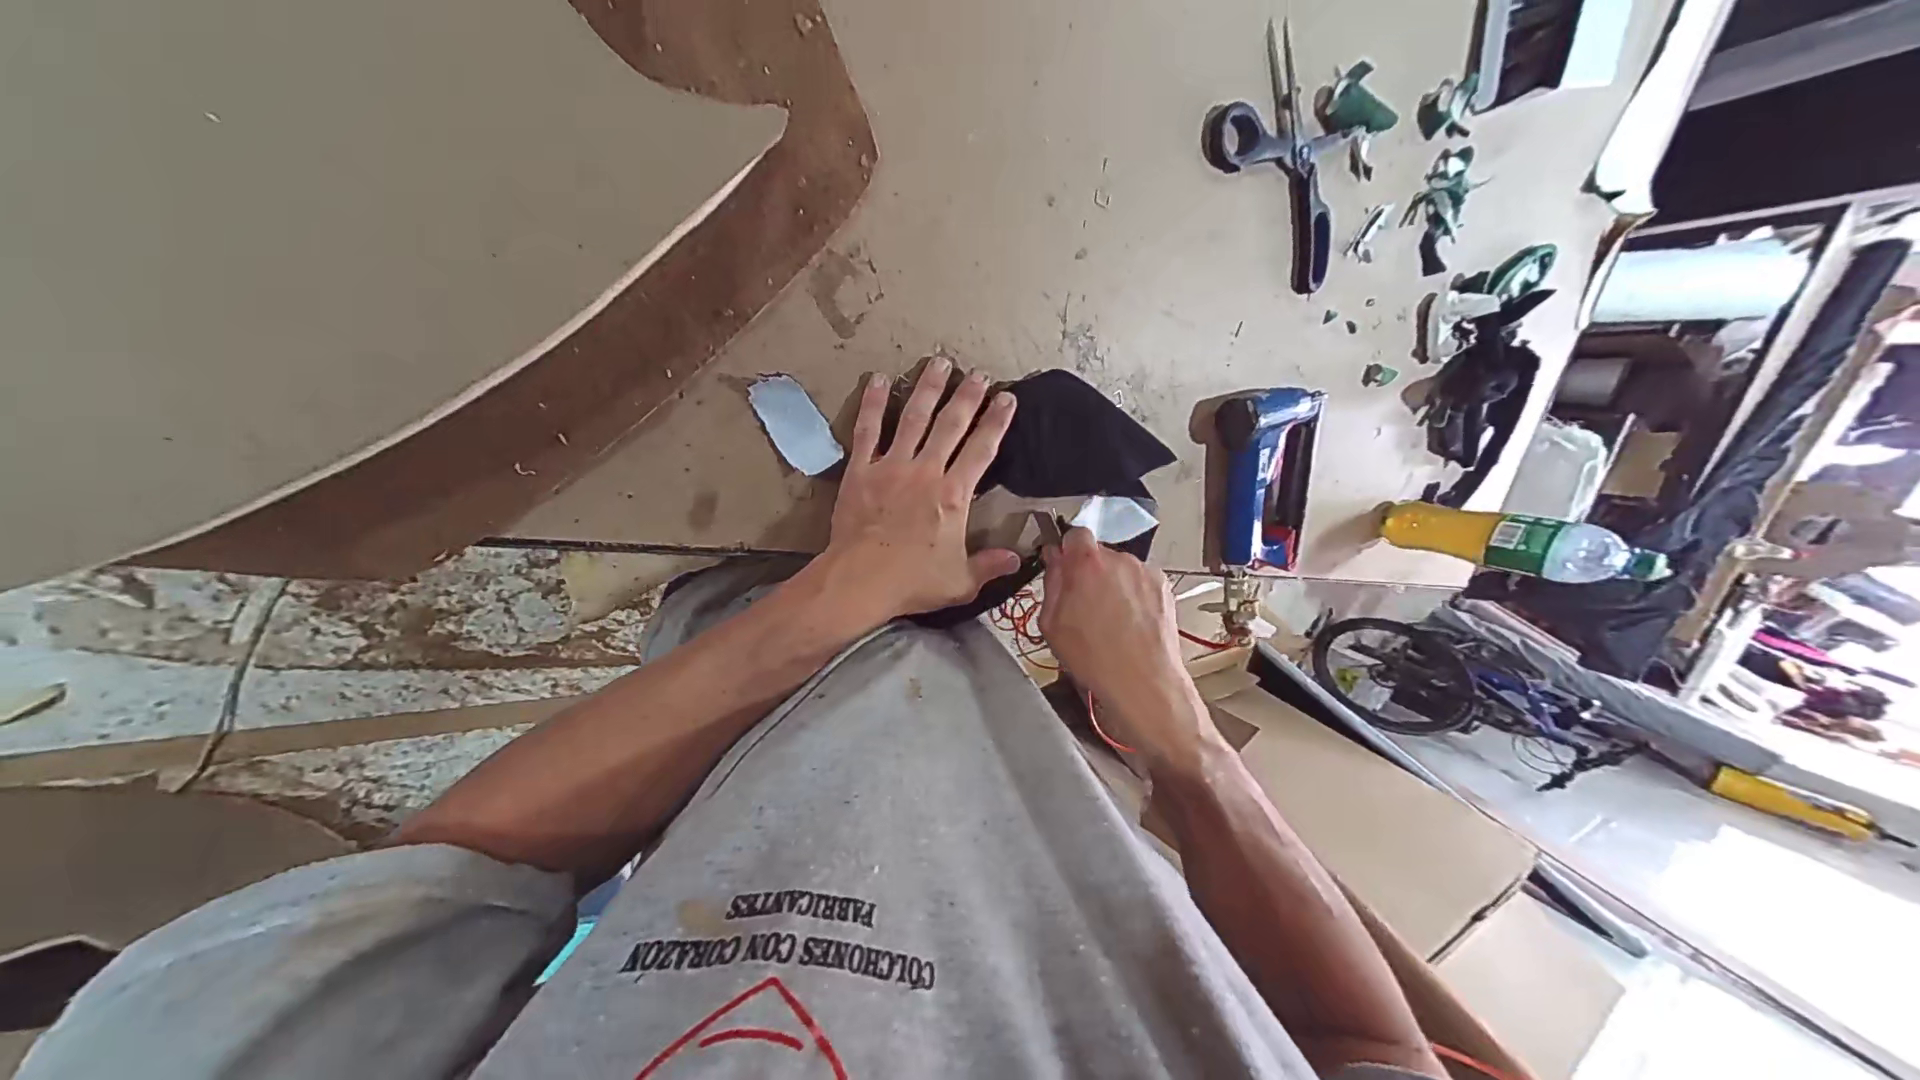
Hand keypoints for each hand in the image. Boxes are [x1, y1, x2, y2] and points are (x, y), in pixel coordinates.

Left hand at [812, 358, 1020, 626]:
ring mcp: (891, 467)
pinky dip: (874, 404)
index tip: (1007, 398)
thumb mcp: (960, 581)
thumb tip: (1015, 559)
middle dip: (967, 397)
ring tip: (938, 363)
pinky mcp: (861, 471)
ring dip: (928, 389)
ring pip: (914, 418)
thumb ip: (989, 566)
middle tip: (978, 374)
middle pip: (950, 425)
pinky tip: (879, 380)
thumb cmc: (911, 581)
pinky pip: (868, 431)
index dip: (997, 422)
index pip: (982, 450)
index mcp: (953, 495)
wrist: (859, 580)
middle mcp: (925, 472)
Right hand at [1040, 528, 1222, 769]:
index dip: (1067, 551)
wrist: (1143, 682)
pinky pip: (1139, 582)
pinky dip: (1132, 596)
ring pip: (1119, 568)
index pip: (1074, 534)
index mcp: (1087, 563)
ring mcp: (1144, 572)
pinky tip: (1127, 623)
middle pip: (1098, 553)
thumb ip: (1051, 582)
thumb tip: (1055, 561)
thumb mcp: (1051, 623)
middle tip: (1082, 604)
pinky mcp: (1162, 587)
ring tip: (1108, 620)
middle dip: (1088, 571)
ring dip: (1112, 584)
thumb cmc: (1096, 659)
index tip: (1063, 568)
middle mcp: (1119, 559)